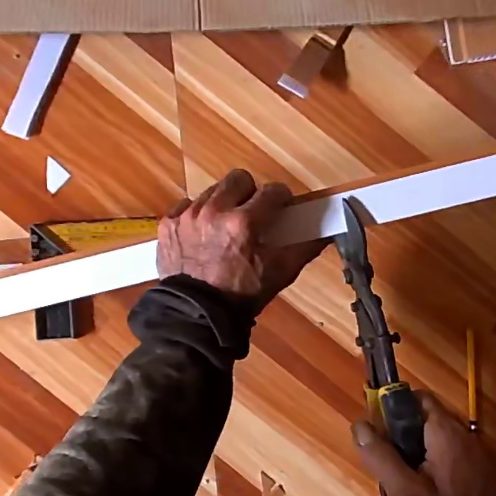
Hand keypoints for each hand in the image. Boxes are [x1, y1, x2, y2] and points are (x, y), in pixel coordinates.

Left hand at [159, 169, 327, 309]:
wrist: (197, 316)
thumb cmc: (242, 296)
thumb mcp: (279, 273)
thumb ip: (304, 247)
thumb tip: (328, 231)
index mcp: (244, 223)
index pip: (272, 191)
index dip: (280, 199)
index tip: (281, 208)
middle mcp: (214, 212)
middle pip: (239, 179)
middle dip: (249, 194)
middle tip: (251, 214)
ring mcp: (187, 216)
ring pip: (212, 192)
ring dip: (223, 205)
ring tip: (224, 229)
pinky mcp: (168, 225)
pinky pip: (186, 205)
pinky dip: (196, 216)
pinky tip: (201, 236)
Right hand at [353, 395, 495, 495]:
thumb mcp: (404, 493)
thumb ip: (381, 456)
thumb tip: (360, 424)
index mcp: (446, 433)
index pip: (417, 398)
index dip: (393, 408)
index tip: (378, 433)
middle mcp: (464, 435)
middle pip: (425, 418)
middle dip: (401, 433)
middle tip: (387, 463)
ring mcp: (475, 453)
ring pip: (436, 438)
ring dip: (416, 450)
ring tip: (403, 480)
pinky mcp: (479, 471)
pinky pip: (448, 454)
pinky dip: (432, 463)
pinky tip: (425, 490)